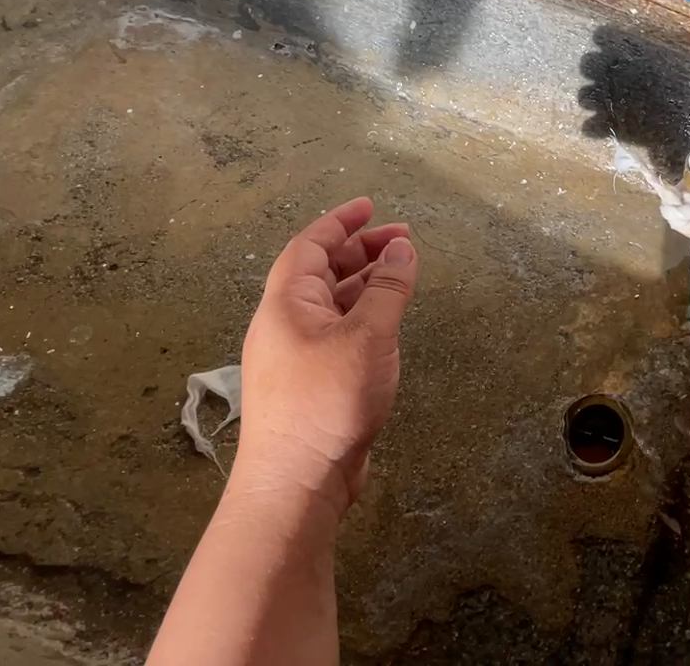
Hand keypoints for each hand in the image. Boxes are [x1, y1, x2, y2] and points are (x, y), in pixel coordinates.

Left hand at [236, 197, 418, 516]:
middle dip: (361, 249)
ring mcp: (298, 354)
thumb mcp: (368, 336)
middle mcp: (286, 324)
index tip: (370, 205)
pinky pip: (340, 328)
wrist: (296, 483)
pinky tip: (388, 316)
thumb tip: (403, 248)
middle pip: (321, 271)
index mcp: (286, 305)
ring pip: (333, 301)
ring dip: (365, 281)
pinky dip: (365, 311)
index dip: (340, 221)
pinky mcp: (313, 380)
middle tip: (402, 239)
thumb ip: (388, 288)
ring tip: (402, 271)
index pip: (309, 246)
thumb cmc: (327, 400)